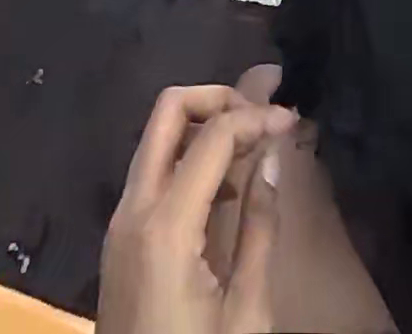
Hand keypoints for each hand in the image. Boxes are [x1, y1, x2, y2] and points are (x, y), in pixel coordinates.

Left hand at [99, 85, 297, 333]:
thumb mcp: (245, 313)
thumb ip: (259, 226)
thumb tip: (274, 157)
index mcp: (164, 225)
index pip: (212, 136)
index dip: (255, 117)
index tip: (291, 121)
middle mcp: (133, 206)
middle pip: (168, 111)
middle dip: (217, 99)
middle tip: (260, 119)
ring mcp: (120, 219)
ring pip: (157, 136)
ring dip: (203, 125)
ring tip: (252, 150)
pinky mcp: (121, 235)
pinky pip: (153, 170)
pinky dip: (188, 156)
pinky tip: (224, 188)